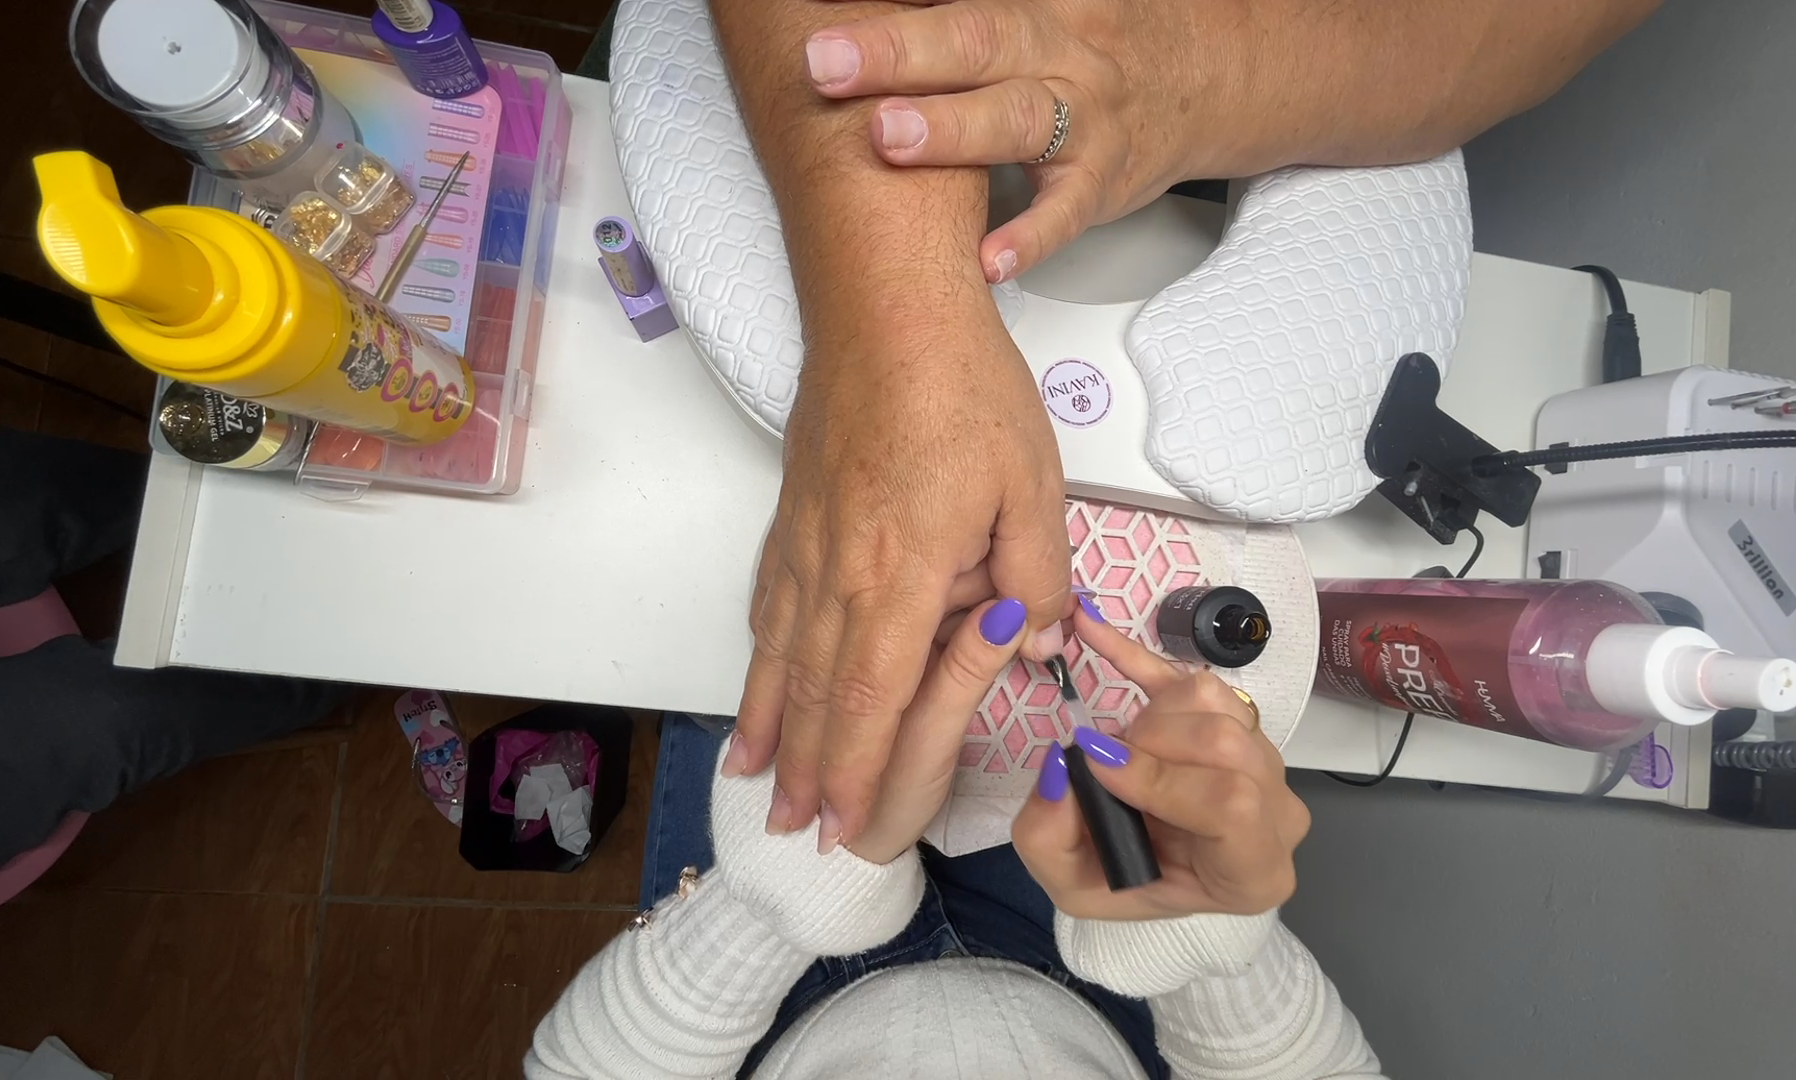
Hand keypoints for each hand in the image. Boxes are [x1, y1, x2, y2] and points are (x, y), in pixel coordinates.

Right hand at [729, 313, 1071, 850]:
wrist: (886, 314)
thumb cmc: (963, 392)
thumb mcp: (1032, 483)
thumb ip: (1037, 575)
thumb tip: (1042, 642)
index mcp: (901, 574)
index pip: (873, 697)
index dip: (858, 770)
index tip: (845, 824)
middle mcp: (836, 574)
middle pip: (817, 691)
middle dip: (807, 768)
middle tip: (790, 828)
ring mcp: (803, 545)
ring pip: (779, 655)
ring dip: (769, 724)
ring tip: (753, 777)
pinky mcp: (791, 517)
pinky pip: (766, 603)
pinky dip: (756, 656)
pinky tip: (755, 680)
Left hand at [803, 0, 1241, 281]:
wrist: (1198, 82)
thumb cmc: (1095, 49)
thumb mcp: (1037, 12)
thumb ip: (971, 20)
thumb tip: (890, 21)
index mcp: (1032, 5)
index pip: (959, 1)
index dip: (894, 9)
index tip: (823, 17)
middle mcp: (1058, 49)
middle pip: (976, 40)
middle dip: (896, 51)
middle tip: (825, 63)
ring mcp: (1083, 118)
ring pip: (1017, 117)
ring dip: (951, 129)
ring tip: (887, 138)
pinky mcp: (1101, 184)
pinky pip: (1065, 213)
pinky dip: (1029, 237)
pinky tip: (989, 261)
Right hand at [1013, 602, 1309, 918]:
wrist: (1145, 866)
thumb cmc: (1120, 883)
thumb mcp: (1071, 887)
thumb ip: (1050, 838)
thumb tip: (1062, 763)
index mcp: (1251, 872)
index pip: (1232, 807)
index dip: (1160, 777)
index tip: (1096, 763)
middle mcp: (1275, 812)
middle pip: (1224, 744)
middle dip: (1147, 741)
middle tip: (1099, 754)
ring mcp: (1262, 759)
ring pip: (1214, 703)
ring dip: (1150, 713)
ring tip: (1118, 739)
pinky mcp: (1230, 717)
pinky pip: (1189, 674)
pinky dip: (1134, 652)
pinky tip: (1091, 630)